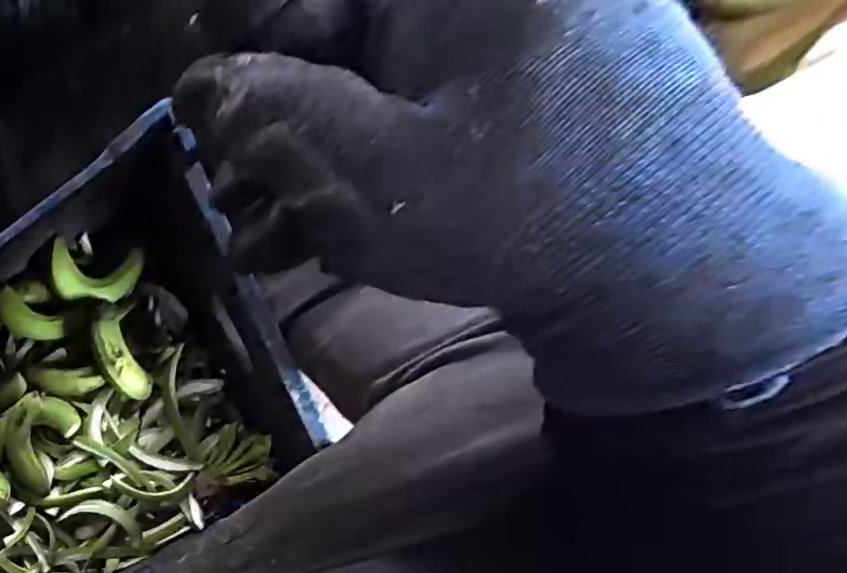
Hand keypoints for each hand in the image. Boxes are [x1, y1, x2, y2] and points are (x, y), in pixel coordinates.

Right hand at [174, 0, 846, 414]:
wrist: (652, 261)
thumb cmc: (513, 209)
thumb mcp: (373, 169)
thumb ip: (275, 117)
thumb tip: (196, 85)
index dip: (235, 44)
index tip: (194, 110)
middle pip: (313, 38)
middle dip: (256, 126)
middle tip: (220, 194)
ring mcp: (466, 44)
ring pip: (336, 92)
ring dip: (281, 170)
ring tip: (251, 241)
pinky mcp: (470, 98)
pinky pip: (376, 121)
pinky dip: (327, 179)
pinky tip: (291, 241)